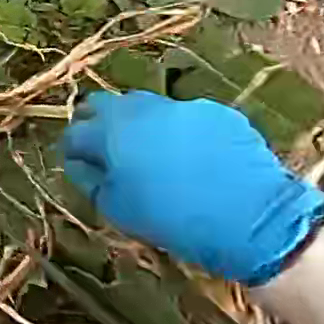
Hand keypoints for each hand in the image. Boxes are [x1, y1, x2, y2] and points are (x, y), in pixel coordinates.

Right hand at [60, 91, 323, 283]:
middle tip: (106, 150)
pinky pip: (178, 114)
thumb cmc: (172, 219)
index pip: (75, 131)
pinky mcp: (211, 110)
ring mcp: (177, 106)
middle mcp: (139, 109)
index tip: (76, 162)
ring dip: (134, 122)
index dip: (71, 148)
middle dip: (96, 123)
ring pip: (141, 104)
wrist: (252, 218)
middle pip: (103, 104)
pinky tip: (186, 155)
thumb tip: (77, 163)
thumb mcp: (118, 209)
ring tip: (145, 150)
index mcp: (110, 132)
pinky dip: (172, 128)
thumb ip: (90, 180)